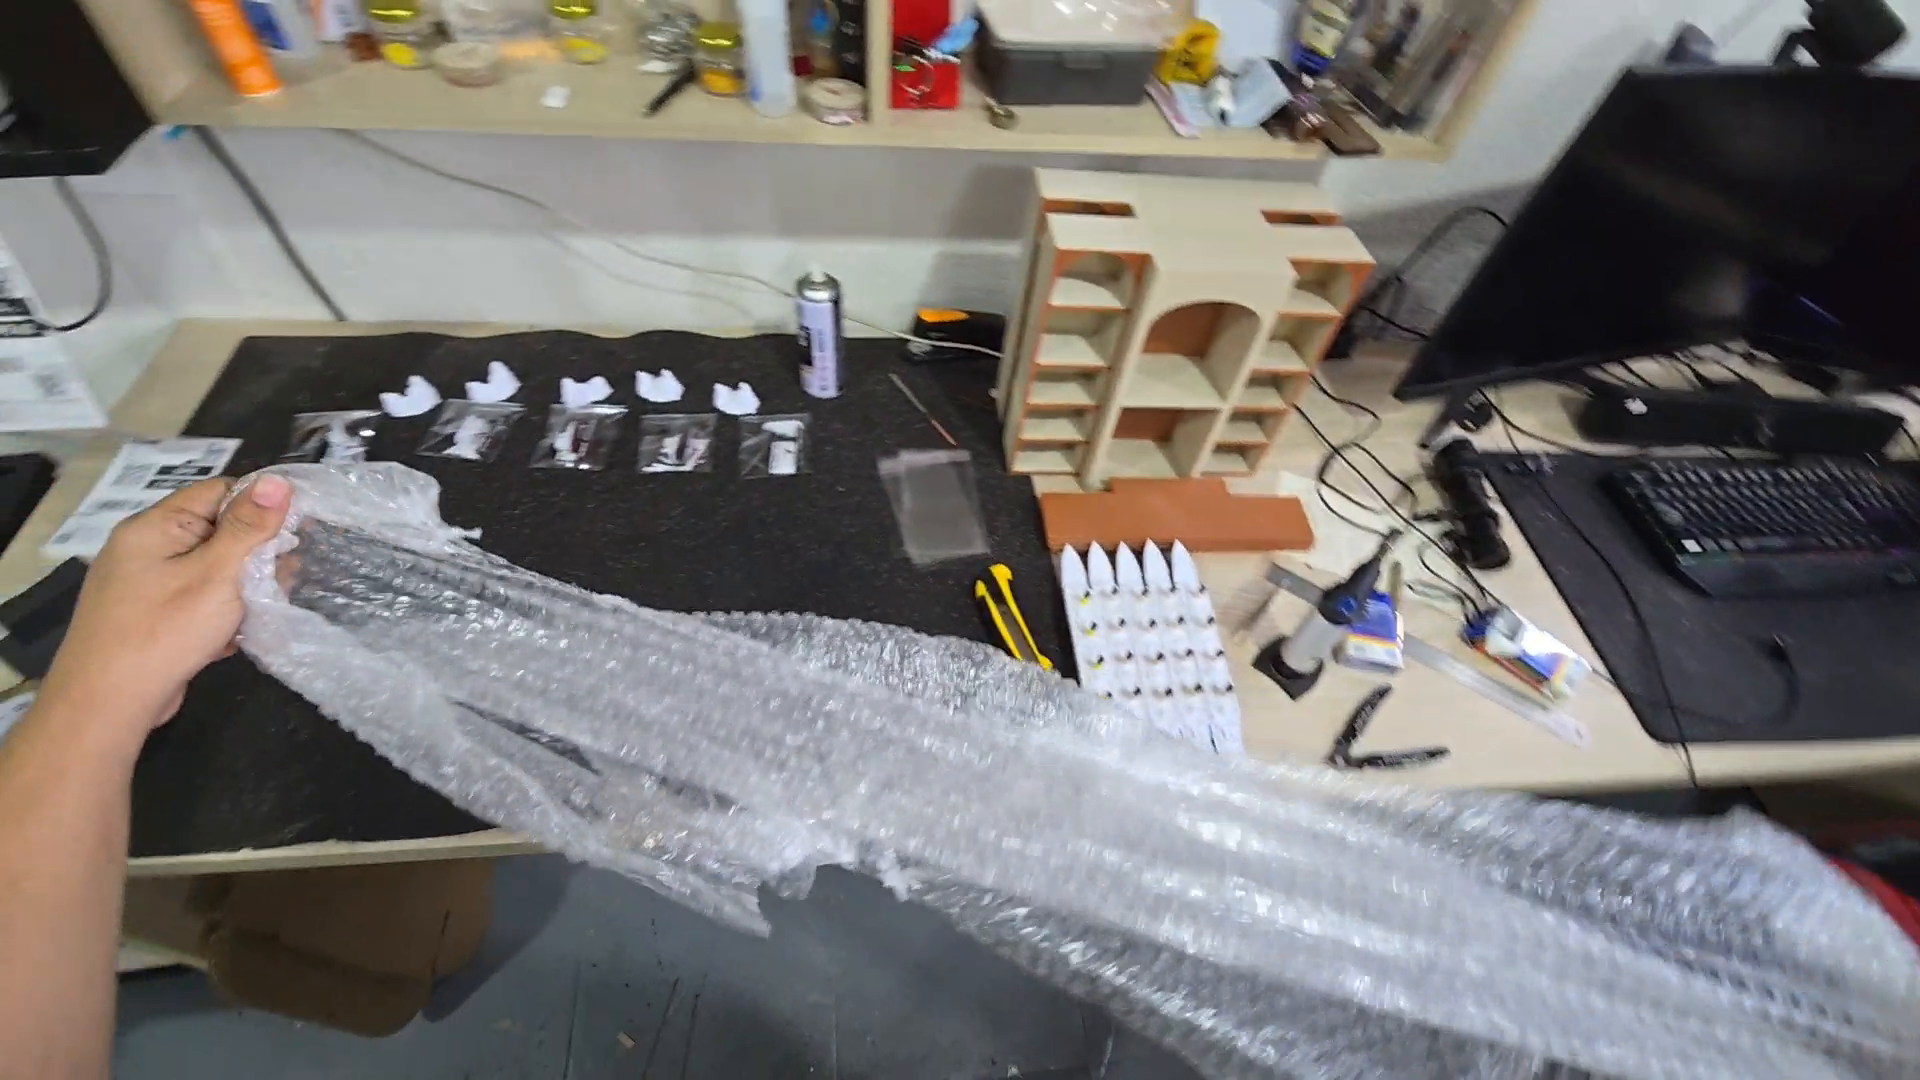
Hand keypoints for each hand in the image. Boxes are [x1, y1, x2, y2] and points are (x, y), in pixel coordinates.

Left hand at [38, 474, 291, 740]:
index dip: (264, 504)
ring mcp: (151, 580)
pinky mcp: (159, 608)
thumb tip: (278, 480)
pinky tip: (241, 624)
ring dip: (251, 580)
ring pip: (221, 563)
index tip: (302, 527)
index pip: (221, 492)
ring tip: (264, 604)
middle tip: (283, 575)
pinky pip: (208, 591)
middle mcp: (148, 547)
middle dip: (262, 550)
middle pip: (224, 528)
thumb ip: (250, 527)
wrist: (110, 700)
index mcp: (156, 528)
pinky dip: (231, 603)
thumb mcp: (218, 574)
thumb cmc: (165, 629)